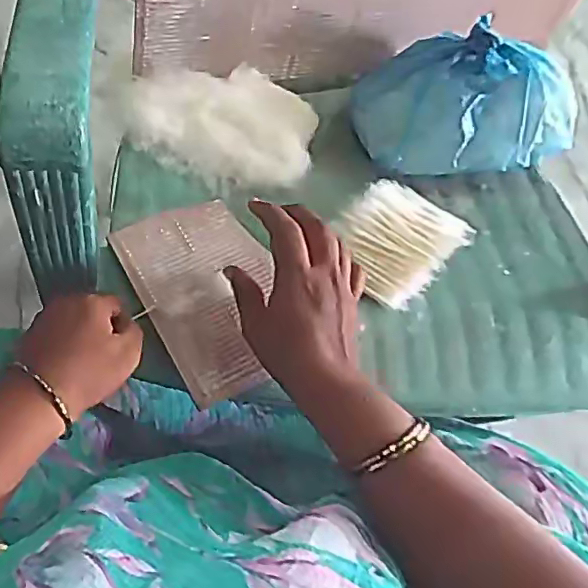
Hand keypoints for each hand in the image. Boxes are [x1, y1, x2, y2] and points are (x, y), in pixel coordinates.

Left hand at [16, 292, 143, 413]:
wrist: (42, 393)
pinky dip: (61, 342)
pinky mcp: (31, 331)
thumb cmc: (90, 372)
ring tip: (81, 361)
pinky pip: (55, 332)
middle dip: (99, 328)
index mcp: (92, 301)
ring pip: (72, 321)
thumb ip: (134, 332)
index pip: (117, 305)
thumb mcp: (128, 355)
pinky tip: (63, 362)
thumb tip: (126, 324)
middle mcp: (67, 300)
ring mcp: (45, 314)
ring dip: (79, 334)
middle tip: (102, 356)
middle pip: (92, 310)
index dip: (123, 326)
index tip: (120, 349)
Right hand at [226, 200, 368, 397]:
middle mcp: (324, 273)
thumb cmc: (286, 353)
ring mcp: (343, 285)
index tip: (254, 207)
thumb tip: (233, 270)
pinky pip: (352, 266)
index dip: (270, 213)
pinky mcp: (354, 299)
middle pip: (317, 228)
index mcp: (296, 276)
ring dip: (319, 227)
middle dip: (297, 212)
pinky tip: (332, 257)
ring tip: (303, 227)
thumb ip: (245, 292)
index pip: (285, 231)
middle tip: (279, 210)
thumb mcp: (255, 324)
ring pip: (337, 243)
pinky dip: (340, 253)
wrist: (327, 380)